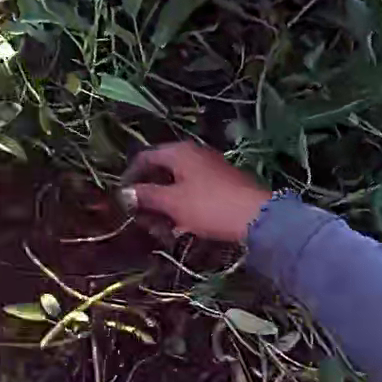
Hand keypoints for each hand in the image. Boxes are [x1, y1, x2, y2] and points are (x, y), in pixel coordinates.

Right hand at [121, 142, 271, 242]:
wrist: (259, 218)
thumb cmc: (209, 206)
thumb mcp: (172, 202)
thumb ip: (145, 195)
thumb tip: (124, 193)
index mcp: (179, 152)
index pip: (144, 158)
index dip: (130, 177)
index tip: (122, 200)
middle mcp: (193, 155)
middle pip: (160, 172)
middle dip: (148, 196)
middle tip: (141, 219)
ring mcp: (208, 169)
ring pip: (176, 185)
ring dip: (164, 206)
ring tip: (160, 229)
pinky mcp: (220, 185)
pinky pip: (192, 192)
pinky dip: (181, 208)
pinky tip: (179, 228)